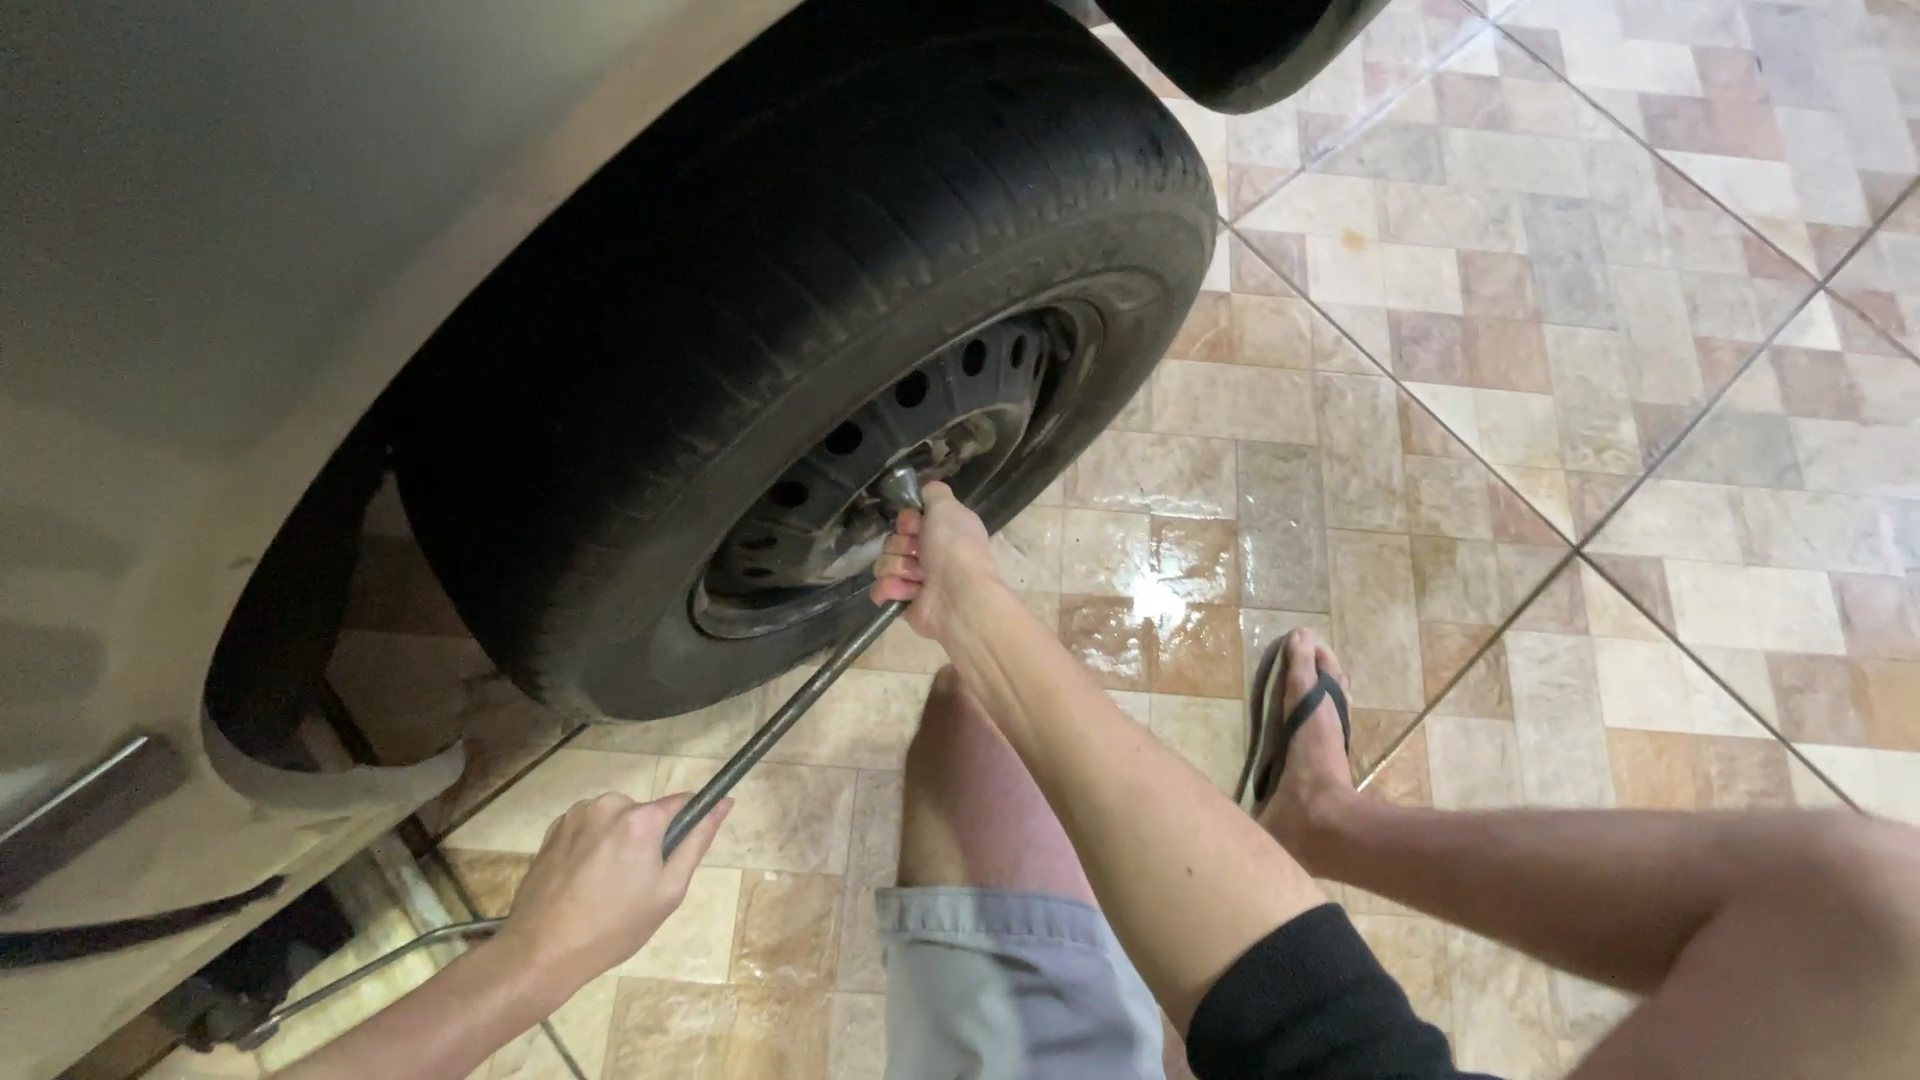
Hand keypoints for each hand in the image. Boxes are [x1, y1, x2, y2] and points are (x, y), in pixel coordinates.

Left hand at [493, 791, 729, 997]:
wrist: (539, 953)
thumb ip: (697, 841)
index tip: (676, 855)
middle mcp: (609, 804)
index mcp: (641, 818)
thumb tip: (724, 803)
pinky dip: (593, 845)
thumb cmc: (614, 927)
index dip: (687, 826)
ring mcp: (576, 815)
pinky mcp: (553, 829)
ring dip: (620, 840)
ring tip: (606, 885)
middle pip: (647, 813)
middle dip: (649, 838)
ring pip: (617, 819)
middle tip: (638, 883)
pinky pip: (589, 827)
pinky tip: (583, 880)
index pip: (683, 802)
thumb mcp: (669, 890)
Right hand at [869, 480, 1000, 642]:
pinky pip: (881, 589)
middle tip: (919, 554)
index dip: (907, 521)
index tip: (915, 525)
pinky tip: (907, 593)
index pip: (907, 519)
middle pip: (892, 540)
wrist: (959, 596)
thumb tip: (924, 492)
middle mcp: (930, 554)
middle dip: (901, 545)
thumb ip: (934, 493)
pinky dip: (890, 589)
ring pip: (884, 563)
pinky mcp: (904, 602)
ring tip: (918, 578)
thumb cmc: (954, 548)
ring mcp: (916, 580)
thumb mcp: (947, 507)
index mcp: (942, 531)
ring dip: (898, 568)